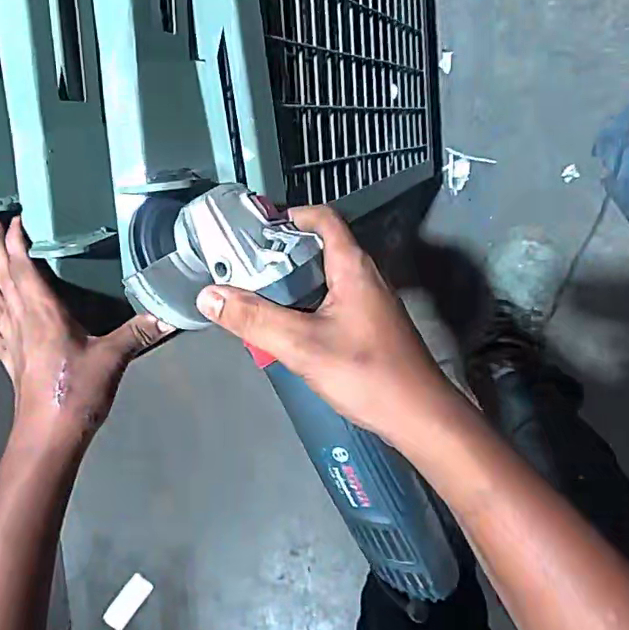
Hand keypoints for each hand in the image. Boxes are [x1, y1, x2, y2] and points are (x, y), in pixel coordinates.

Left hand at [0, 216, 172, 453]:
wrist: (49, 436)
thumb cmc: (78, 390)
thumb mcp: (114, 357)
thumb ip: (138, 331)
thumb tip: (170, 312)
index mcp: (44, 313)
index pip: (25, 268)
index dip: (17, 243)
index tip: (14, 220)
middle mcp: (24, 322)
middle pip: (4, 279)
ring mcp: (14, 345)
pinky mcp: (13, 366)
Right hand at [194, 206, 471, 444]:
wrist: (419, 415)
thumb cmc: (365, 373)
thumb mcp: (302, 346)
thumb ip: (254, 319)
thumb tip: (209, 295)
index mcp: (352, 267)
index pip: (323, 219)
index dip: (290, 214)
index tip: (257, 226)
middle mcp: (365, 276)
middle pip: (320, 246)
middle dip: (282, 250)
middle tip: (245, 262)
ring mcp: (371, 301)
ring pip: (325, 276)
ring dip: (293, 279)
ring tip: (257, 291)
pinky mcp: (371, 324)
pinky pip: (332, 299)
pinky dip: (306, 302)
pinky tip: (286, 325)